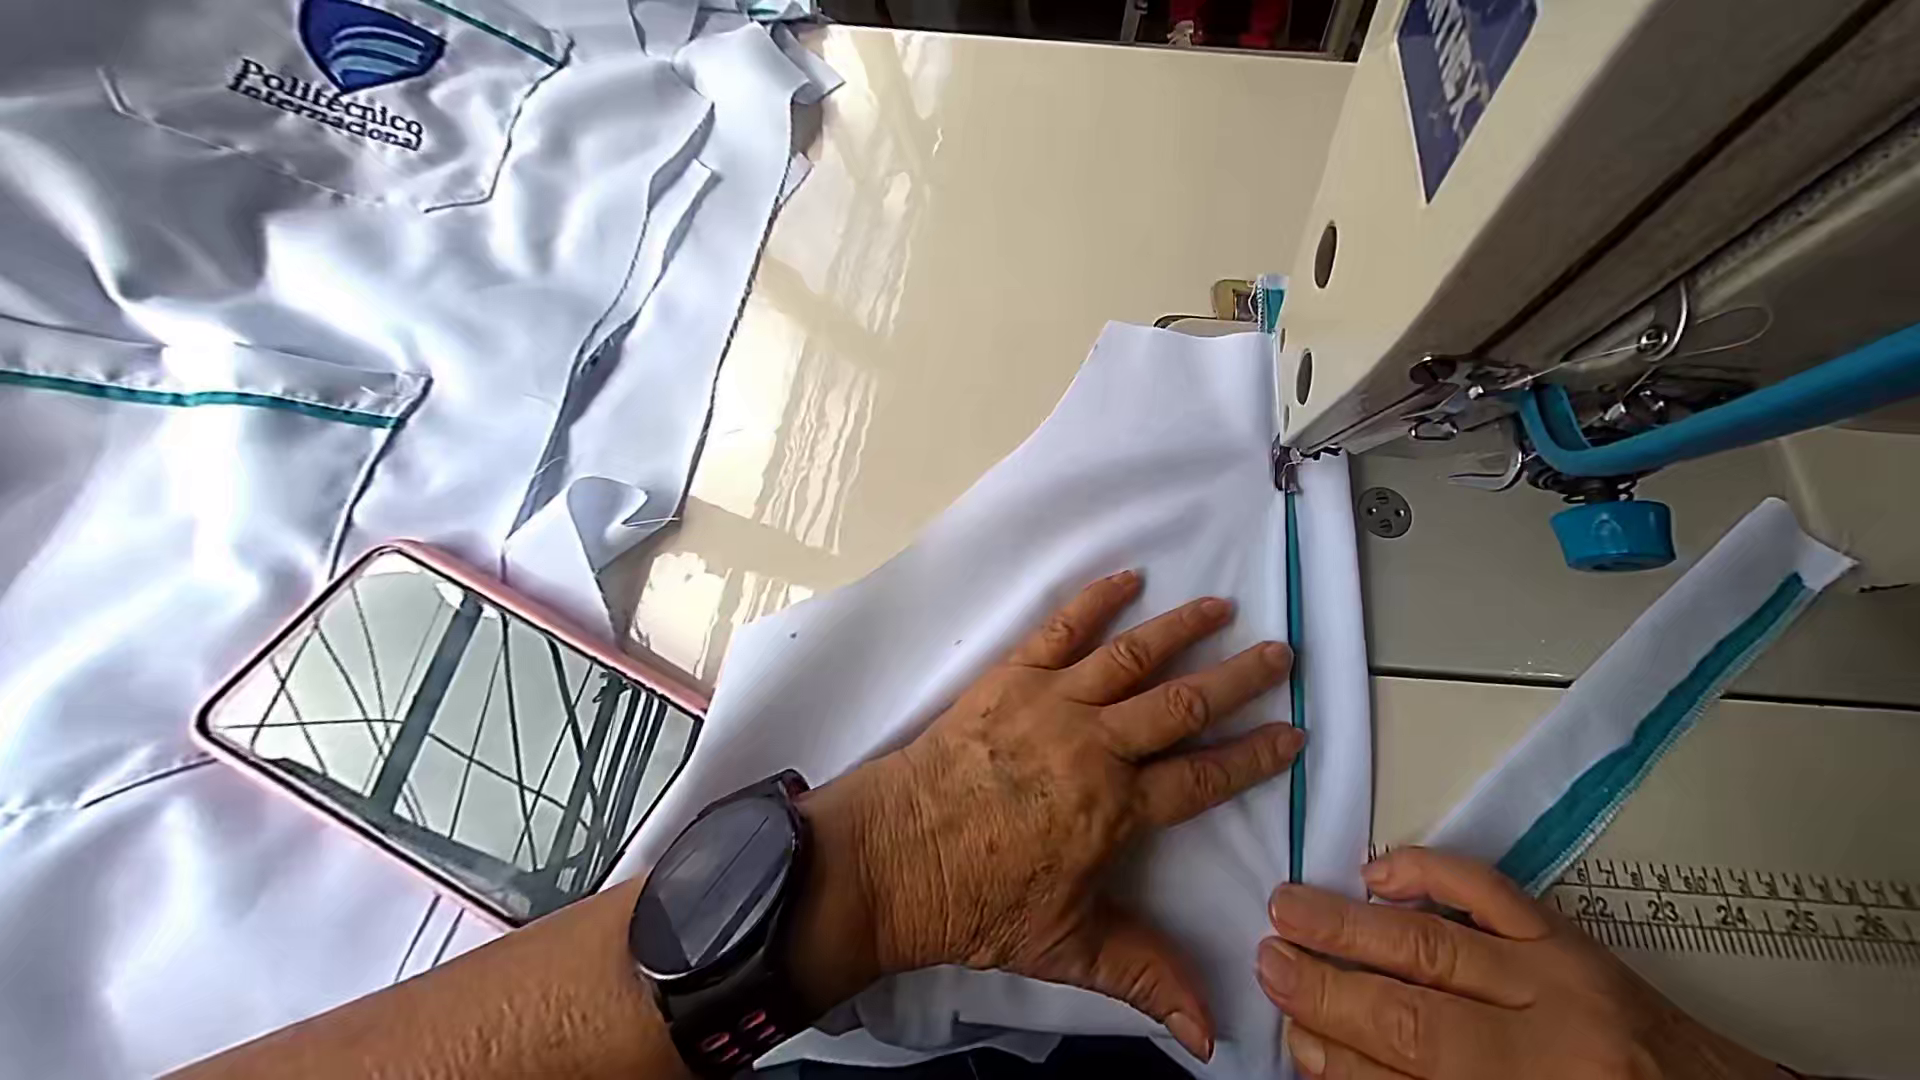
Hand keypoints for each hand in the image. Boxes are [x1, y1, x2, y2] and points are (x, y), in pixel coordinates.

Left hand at [795, 570, 1300, 1060]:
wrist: (894, 852)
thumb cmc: (977, 898)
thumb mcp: (1066, 946)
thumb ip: (1144, 977)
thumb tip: (1213, 1038)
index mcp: (1115, 808)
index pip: (1204, 777)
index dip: (1253, 756)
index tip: (1293, 732)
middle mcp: (1094, 745)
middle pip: (1181, 705)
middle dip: (1237, 678)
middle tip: (1278, 652)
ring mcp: (1052, 703)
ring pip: (1131, 657)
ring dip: (1180, 629)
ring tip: (1219, 606)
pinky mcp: (1011, 676)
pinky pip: (1060, 629)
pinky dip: (1095, 601)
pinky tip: (1126, 577)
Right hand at [1257, 848, 1787, 1079]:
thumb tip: (1321, 1049)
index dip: (1340, 1058)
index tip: (1290, 1030)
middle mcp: (1557, 1054)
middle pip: (1414, 1016)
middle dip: (1328, 987)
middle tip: (1268, 958)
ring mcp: (1564, 982)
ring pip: (1433, 945)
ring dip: (1346, 924)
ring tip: (1285, 905)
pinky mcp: (1570, 936)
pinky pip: (1489, 889)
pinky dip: (1426, 869)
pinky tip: (1374, 871)